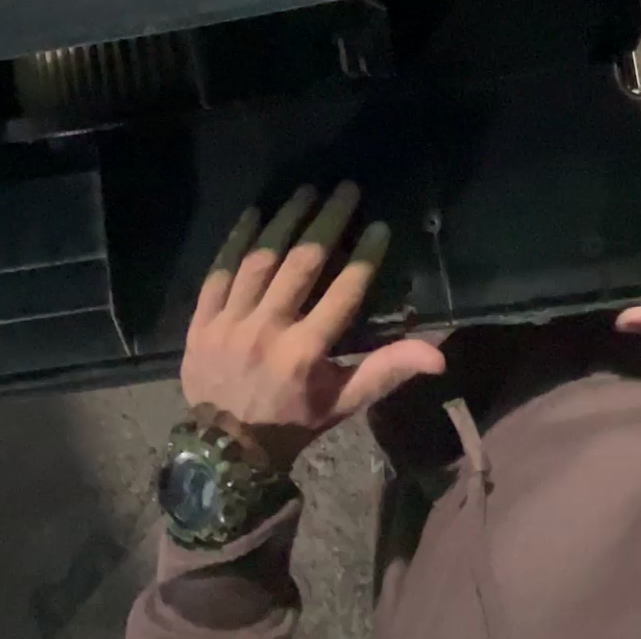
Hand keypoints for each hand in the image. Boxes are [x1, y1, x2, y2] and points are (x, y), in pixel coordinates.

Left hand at [181, 182, 444, 468]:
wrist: (223, 451)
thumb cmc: (294, 421)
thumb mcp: (345, 401)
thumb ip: (388, 371)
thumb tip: (439, 355)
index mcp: (304, 352)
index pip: (342, 293)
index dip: (364, 257)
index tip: (379, 225)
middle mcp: (267, 331)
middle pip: (301, 264)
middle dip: (327, 221)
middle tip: (345, 189)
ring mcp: (229, 324)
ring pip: (259, 260)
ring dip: (285, 220)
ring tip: (306, 191)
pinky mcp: (201, 322)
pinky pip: (218, 273)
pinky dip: (236, 241)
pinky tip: (254, 213)